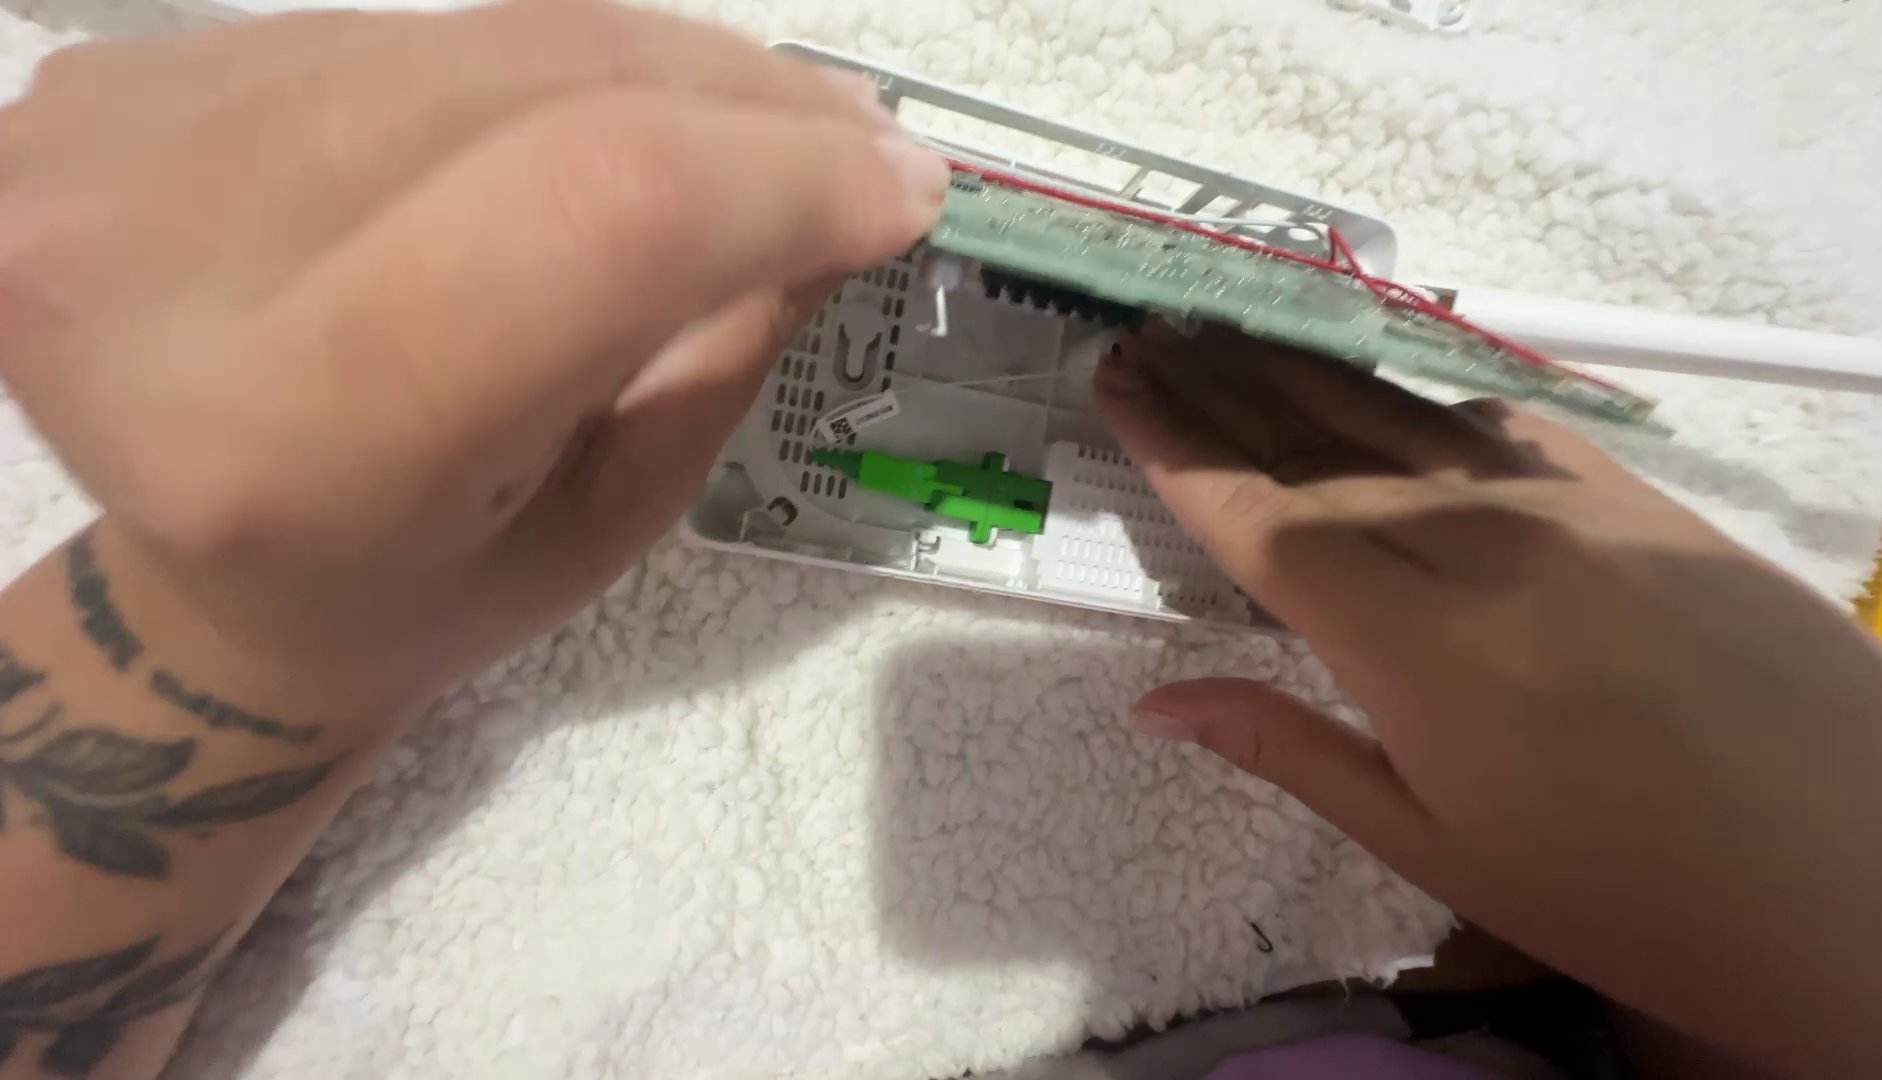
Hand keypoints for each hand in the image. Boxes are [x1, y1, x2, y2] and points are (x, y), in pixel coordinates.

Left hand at [0, 0, 947, 717]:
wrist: (220, 577)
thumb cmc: (444, 591)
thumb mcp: (617, 512)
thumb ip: (725, 353)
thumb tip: (844, 214)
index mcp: (318, 443)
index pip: (602, 220)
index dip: (781, 182)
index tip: (906, 189)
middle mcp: (172, 262)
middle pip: (554, 96)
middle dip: (757, 112)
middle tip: (871, 142)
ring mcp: (123, 141)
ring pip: (499, 36)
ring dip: (686, 73)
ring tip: (787, 126)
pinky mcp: (127, 79)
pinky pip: (432, 37)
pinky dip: (582, 67)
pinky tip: (656, 116)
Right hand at [1094, 327, 1881, 1077]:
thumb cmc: (1623, 894)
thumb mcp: (1424, 842)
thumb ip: (1278, 745)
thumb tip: (1151, 704)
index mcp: (1415, 645)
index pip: (1256, 518)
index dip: (1174, 448)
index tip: (1118, 388)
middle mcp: (1479, 548)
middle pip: (1309, 447)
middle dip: (1211, 390)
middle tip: (1144, 339)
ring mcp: (1564, 509)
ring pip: (1389, 414)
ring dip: (1290, 370)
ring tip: (1217, 330)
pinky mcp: (1632, 497)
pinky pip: (1487, 421)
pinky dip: (1406, 388)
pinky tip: (1361, 368)